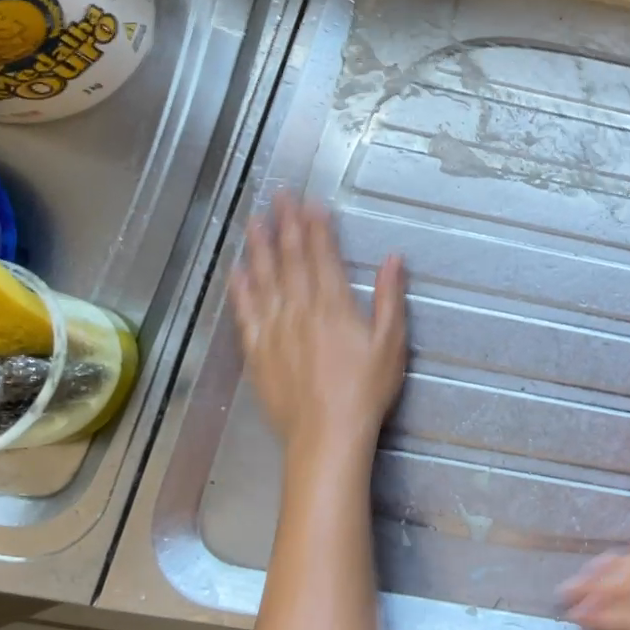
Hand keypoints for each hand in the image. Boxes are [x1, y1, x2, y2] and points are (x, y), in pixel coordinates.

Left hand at [229, 194, 406, 474]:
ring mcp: (273, 329)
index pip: (322, 256)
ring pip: (263, 279)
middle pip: (289, 259)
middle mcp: (299, 310)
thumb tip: (393, 259)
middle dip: (285, 225)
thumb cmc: (367, 389)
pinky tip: (236, 271)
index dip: (317, 227)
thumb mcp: (392, 343)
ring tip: (253, 220)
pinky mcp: (257, 351)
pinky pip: (244, 312)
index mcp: (333, 306)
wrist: (326, 434)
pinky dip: (240, 288)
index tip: (312, 202)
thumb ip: (389, 298)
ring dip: (258, 247)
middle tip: (278, 196)